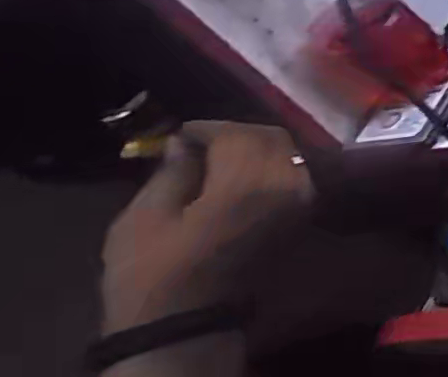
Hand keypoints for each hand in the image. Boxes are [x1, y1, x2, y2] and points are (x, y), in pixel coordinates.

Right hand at [101, 122, 313, 333]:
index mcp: (249, 183)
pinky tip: (241, 169)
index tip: (182, 130)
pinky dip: (271, 160)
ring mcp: (304, 192)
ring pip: (287, 149)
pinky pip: (294, 167)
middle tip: (200, 139)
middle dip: (236, 132)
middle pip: (271, 137)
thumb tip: (182, 143)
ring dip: (256, 144)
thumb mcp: (141, 223)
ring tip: (218, 153)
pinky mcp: (306, 205)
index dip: (210, 127)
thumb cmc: (152, 275)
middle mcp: (289, 179)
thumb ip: (170, 174)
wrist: (188, 321)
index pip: (239, 135)